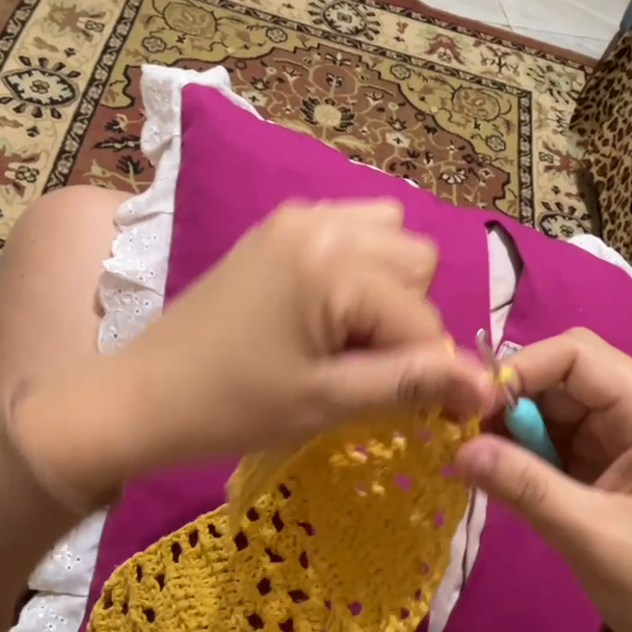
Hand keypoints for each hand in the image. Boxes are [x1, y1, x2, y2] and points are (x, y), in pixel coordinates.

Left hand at [14, 199, 494, 496]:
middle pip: (416, 266)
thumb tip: (489, 387)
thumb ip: (410, 385)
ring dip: (386, 292)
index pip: (423, 318)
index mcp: (336, 264)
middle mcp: (322, 221)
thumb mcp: (327, 402)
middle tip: (359, 372)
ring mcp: (295, 219)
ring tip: (345, 342)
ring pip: (389, 242)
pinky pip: (348, 233)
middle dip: (406, 323)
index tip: (411, 413)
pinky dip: (356, 272)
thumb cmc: (232, 408)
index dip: (427, 372)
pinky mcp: (275, 230)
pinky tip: (325, 316)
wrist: (143, 397)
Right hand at [453, 329, 631, 631]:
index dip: (522, 369)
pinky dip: (523, 454)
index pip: (580, 356)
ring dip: (512, 428)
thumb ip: (525, 487)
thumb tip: (457, 451)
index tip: (473, 408)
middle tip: (465, 436)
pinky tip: (497, 473)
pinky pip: (554, 443)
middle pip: (563, 376)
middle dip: (512, 398)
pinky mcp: (604, 469)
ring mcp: (621, 441)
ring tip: (475, 459)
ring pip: (552, 409)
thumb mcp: (591, 536)